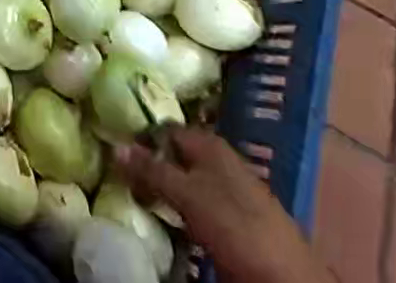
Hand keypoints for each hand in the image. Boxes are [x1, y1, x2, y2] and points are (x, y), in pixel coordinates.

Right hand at [115, 126, 332, 282]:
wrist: (285, 279)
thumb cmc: (235, 225)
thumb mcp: (188, 195)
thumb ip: (152, 170)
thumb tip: (114, 145)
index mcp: (209, 144)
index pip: (165, 128)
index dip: (139, 135)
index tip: (110, 143)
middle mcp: (216, 161)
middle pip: (172, 155)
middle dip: (146, 163)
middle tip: (114, 171)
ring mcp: (223, 192)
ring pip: (180, 182)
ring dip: (158, 189)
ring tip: (127, 193)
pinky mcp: (226, 221)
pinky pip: (190, 206)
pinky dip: (172, 209)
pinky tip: (156, 217)